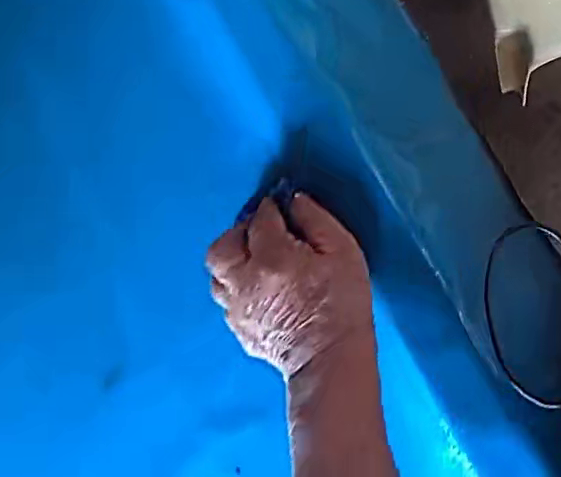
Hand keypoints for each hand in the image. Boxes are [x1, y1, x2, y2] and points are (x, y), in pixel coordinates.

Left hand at [207, 193, 374, 378]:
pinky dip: (237, 281)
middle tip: (264, 227)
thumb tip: (295, 201)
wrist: (331, 359)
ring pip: (217, 273)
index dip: (272, 206)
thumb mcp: (342, 249)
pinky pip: (225, 296)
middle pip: (222, 246)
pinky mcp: (237, 328)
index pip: (260, 219)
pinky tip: (261, 282)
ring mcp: (236, 308)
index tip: (282, 202)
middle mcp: (245, 282)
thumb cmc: (342, 301)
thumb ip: (316, 218)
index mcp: (272, 258)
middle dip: (241, 230)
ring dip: (234, 257)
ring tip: (259, 254)